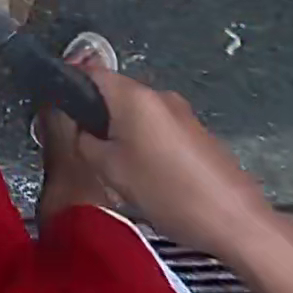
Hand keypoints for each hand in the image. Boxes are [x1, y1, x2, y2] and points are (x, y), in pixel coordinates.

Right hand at [75, 66, 275, 257]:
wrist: (235, 220)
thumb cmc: (167, 191)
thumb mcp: (110, 171)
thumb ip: (83, 142)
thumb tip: (77, 128)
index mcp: (134, 96)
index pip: (92, 72)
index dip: (71, 84)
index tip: (58, 108)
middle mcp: (158, 95)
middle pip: (115, 93)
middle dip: (96, 115)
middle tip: (84, 147)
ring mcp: (181, 112)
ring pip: (137, 112)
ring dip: (121, 131)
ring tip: (116, 168)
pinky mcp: (196, 132)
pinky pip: (158, 127)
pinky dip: (145, 142)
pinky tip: (148, 176)